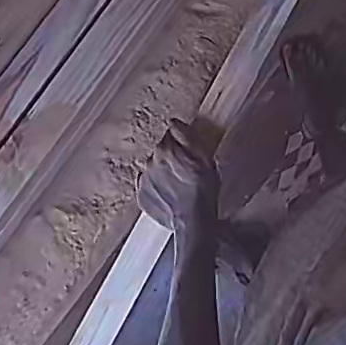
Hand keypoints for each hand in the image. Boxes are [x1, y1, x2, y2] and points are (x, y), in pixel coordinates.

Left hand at [139, 121, 218, 238]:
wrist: (193, 222)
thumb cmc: (203, 189)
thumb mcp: (204, 157)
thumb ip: (186, 136)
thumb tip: (173, 122)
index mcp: (165, 148)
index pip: (171, 134)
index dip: (182, 142)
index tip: (189, 153)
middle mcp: (150, 160)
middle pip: (162, 151)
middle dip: (172, 157)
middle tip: (186, 172)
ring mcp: (143, 179)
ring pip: (154, 168)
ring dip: (164, 172)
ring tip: (178, 187)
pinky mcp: (141, 195)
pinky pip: (149, 184)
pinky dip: (157, 187)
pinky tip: (170, 195)